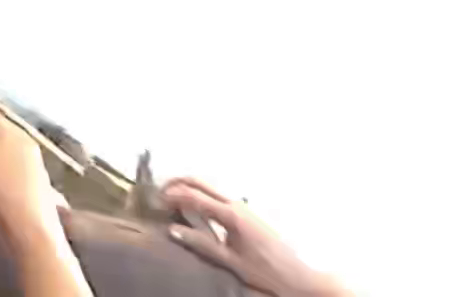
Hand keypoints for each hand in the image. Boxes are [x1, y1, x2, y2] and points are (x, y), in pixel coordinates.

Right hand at [164, 178, 351, 296]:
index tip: (155, 203)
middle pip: (197, 181)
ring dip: (187, 189)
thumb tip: (171, 229)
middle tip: (159, 193)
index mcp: (231, 214)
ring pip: (207, 186)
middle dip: (174, 183)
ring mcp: (244, 208)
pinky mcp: (249, 215)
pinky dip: (200, 196)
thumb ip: (202, 244)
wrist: (312, 285)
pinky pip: (217, 196)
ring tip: (175, 202)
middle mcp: (236, 204)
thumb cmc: (273, 274)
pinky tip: (198, 213)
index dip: (169, 196)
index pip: (190, 194)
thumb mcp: (235, 263)